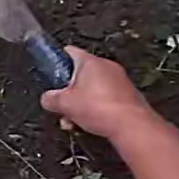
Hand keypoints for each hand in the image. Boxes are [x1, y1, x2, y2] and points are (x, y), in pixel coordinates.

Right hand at [40, 46, 158, 140]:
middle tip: (62, 102)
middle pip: (80, 74)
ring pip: (92, 88)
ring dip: (81, 101)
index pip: (69, 52)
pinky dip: (96, 108)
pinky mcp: (128, 95)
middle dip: (68, 89)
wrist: (131, 126)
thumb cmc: (100, 108)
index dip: (56, 60)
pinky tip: (89, 123)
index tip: (50, 71)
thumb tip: (47, 99)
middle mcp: (107, 67)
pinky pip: (105, 98)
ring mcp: (120, 81)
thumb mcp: (63, 104)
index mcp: (91, 62)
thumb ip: (50, 99)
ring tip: (74, 118)